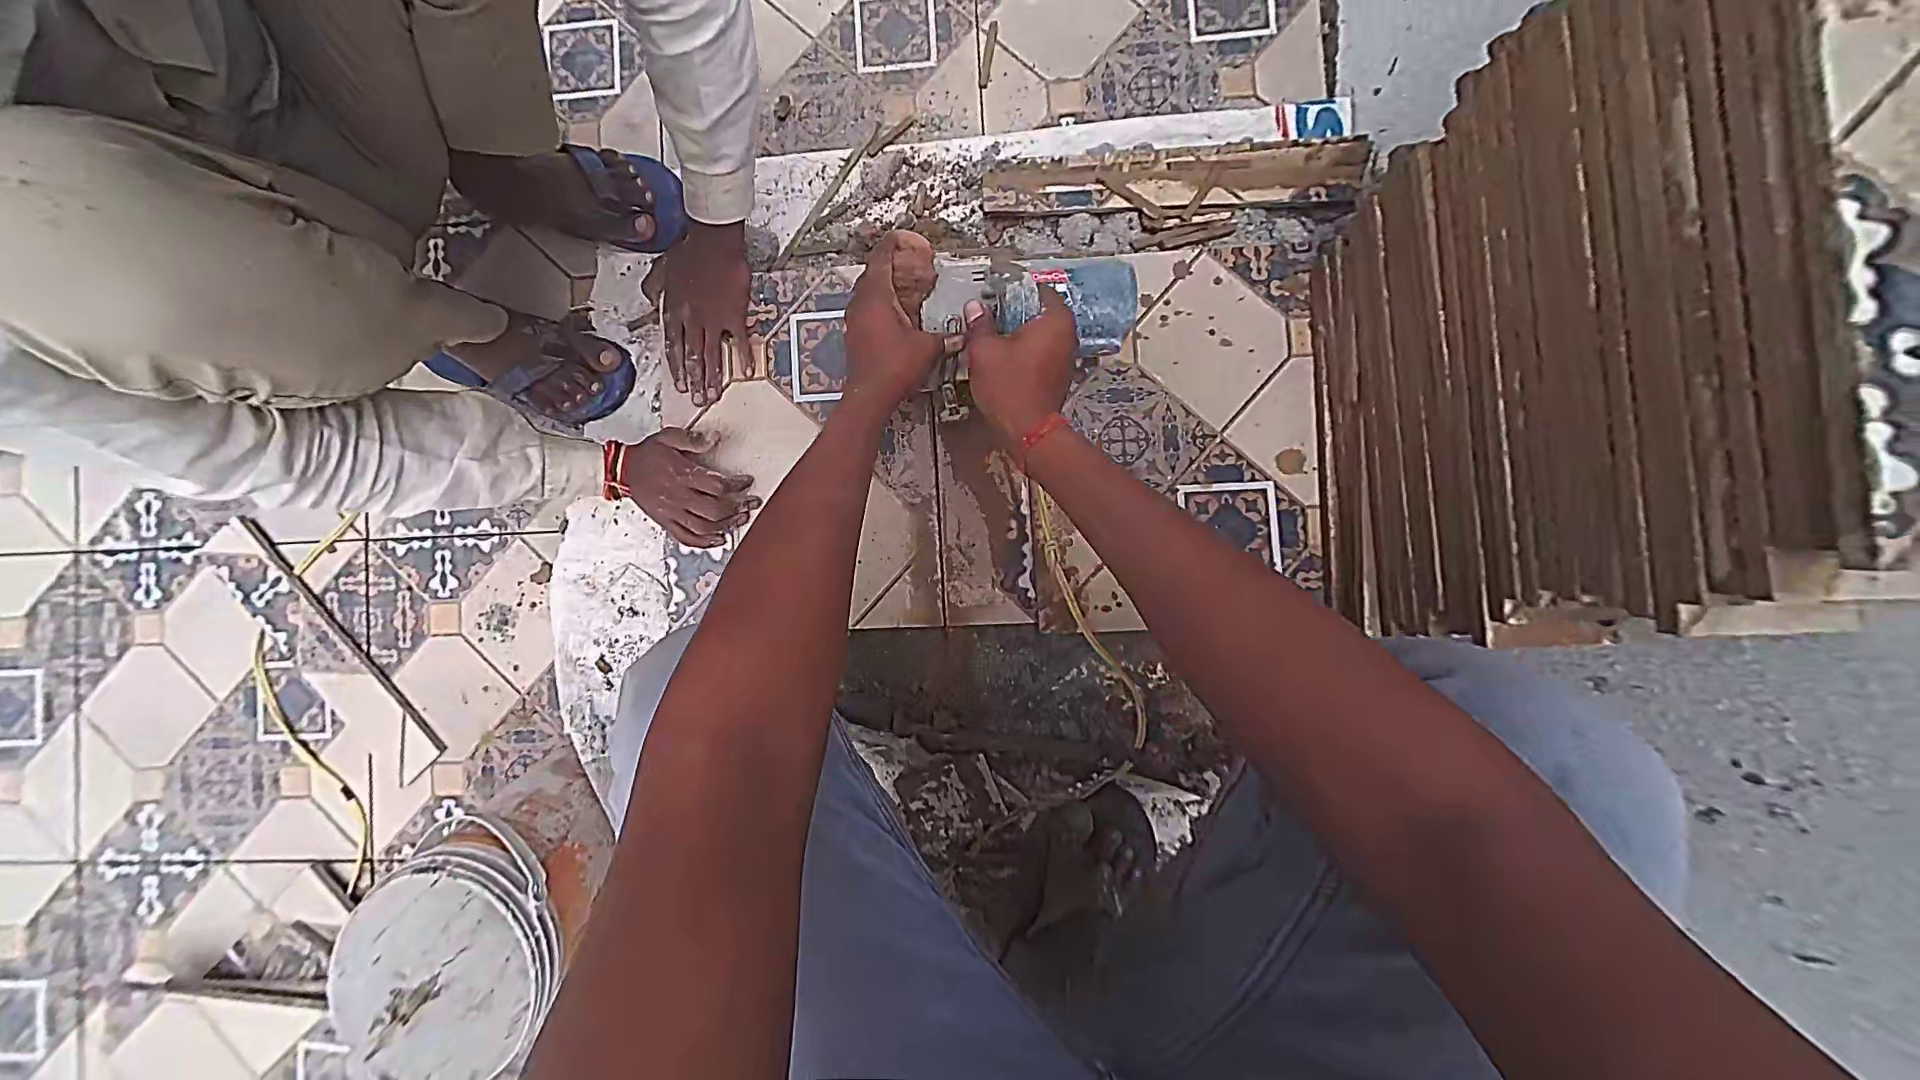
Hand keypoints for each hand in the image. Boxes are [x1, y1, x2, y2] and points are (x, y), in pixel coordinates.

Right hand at [619, 428, 758, 547]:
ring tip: (741, 519)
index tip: (747, 482)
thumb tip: (714, 439)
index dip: (737, 485)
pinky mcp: (666, 522)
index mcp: (682, 475)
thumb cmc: (646, 455)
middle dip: (738, 507)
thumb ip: (693, 440)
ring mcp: (672, 512)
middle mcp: (679, 496)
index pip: (718, 485)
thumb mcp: (668, 438)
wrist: (621, 469)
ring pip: (705, 527)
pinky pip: (686, 538)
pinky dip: (705, 542)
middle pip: (716, 509)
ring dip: (727, 525)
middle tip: (751, 503)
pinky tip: (719, 539)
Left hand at [643, 221, 749, 407]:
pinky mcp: (734, 316)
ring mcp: (713, 319)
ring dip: (713, 378)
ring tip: (715, 395)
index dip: (677, 369)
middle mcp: (692, 320)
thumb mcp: (662, 269)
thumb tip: (650, 300)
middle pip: (692, 357)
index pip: (673, 347)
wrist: (712, 241)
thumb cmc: (689, 252)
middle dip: (695, 381)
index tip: (681, 386)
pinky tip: (747, 373)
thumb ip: (655, 289)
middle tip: (699, 401)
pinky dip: (743, 358)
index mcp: (674, 311)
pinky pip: (739, 342)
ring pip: (711, 355)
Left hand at [842, 231, 961, 411]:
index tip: (909, 238)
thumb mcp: (927, 348)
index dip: (896, 243)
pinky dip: (886, 303)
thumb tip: (962, 335)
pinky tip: (903, 313)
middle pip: (875, 272)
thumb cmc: (893, 369)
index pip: (881, 257)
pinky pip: (871, 309)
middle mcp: (861, 304)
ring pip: (872, 291)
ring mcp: (855, 320)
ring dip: (892, 285)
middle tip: (916, 264)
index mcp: (875, 296)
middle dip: (897, 265)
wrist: (870, 397)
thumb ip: (946, 337)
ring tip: (912, 286)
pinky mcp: (857, 335)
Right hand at [960, 287, 1078, 446]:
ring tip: (995, 337)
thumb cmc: (1009, 387)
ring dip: (1021, 334)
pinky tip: (1005, 359)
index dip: (1015, 289)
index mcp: (1056, 320)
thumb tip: (974, 308)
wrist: (1027, 430)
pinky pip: (1042, 354)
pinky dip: (1026, 352)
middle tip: (991, 315)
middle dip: (1016, 313)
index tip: (996, 293)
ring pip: (1041, 335)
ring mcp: (1066, 358)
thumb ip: (980, 324)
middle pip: (1041, 313)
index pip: (1038, 289)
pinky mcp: (1059, 377)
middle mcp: (1068, 336)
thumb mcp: (984, 350)